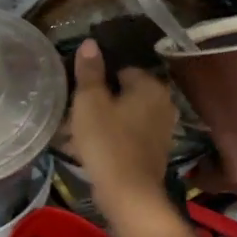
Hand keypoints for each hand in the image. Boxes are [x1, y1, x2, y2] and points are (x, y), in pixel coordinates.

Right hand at [59, 39, 177, 233]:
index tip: (78, 95)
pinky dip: (111, 139)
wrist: (128, 192)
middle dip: (99, 103)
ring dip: (103, 122)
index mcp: (150, 87)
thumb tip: (90, 43)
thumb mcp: (89, 102)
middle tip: (73, 116)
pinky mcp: (154, 152)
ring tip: (75, 135)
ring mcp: (162, 130)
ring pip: (124, 117)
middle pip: (124, 94)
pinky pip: (128, 136)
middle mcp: (163, 104)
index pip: (121, 70)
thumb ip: (89, 72)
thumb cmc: (106, 142)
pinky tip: (90, 151)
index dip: (97, 81)